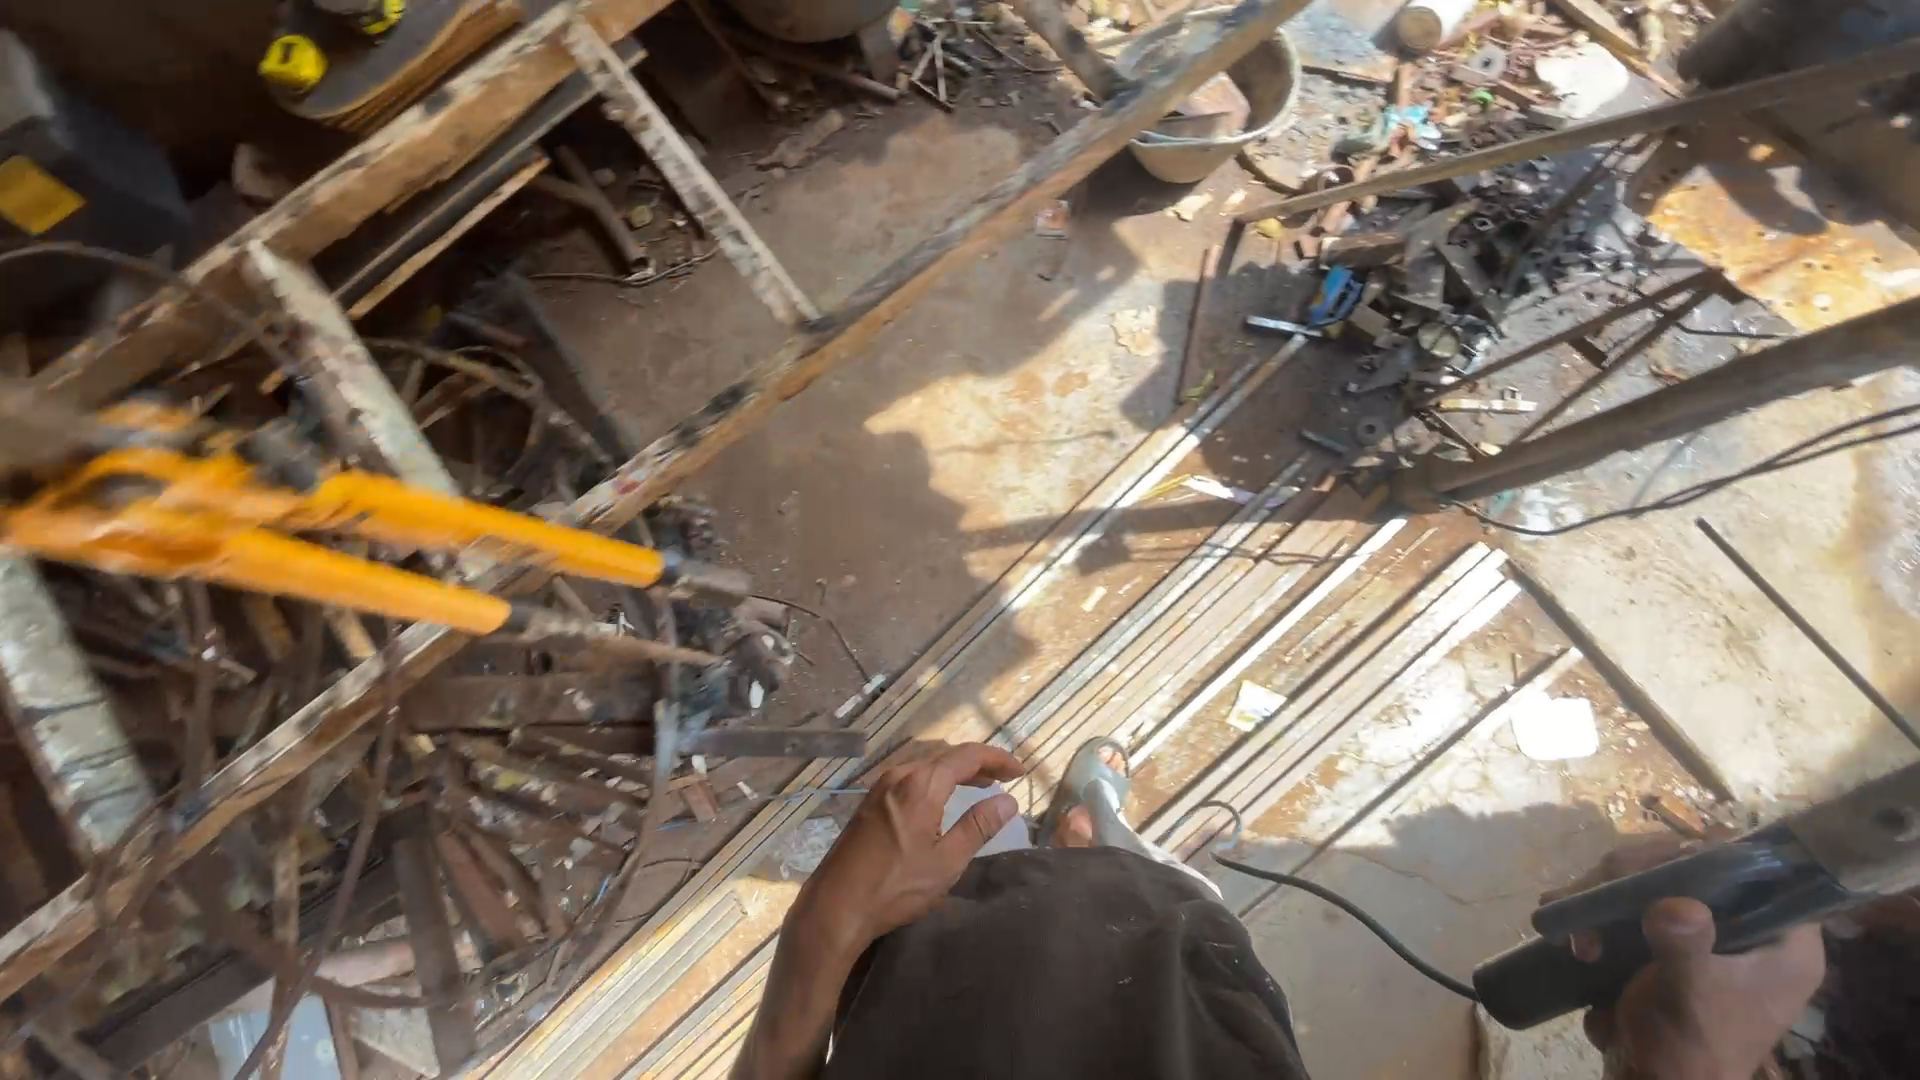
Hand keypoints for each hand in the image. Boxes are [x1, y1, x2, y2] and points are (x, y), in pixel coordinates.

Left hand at [788, 741, 1025, 957]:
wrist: (835, 905)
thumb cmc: (895, 887)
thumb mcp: (946, 861)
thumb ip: (978, 826)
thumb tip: (1007, 801)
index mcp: (921, 784)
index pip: (967, 756)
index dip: (997, 758)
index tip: (1020, 771)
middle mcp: (900, 775)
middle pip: (946, 755)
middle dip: (978, 762)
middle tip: (1004, 777)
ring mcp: (880, 786)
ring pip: (926, 764)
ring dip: (955, 770)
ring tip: (979, 785)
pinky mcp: (870, 801)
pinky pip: (910, 776)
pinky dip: (934, 779)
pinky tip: (942, 798)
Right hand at [1546, 838, 1825, 1079]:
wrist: (1651, 1077)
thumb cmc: (1688, 1045)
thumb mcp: (1690, 998)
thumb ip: (1686, 949)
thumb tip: (1678, 903)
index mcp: (1777, 940)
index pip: (1754, 871)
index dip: (1706, 855)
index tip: (1653, 864)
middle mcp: (1740, 925)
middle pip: (1680, 863)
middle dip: (1624, 878)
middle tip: (1592, 901)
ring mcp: (1693, 927)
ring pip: (1639, 876)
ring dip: (1596, 896)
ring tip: (1577, 936)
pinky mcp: (1652, 932)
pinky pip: (1616, 895)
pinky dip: (1586, 904)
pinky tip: (1566, 924)